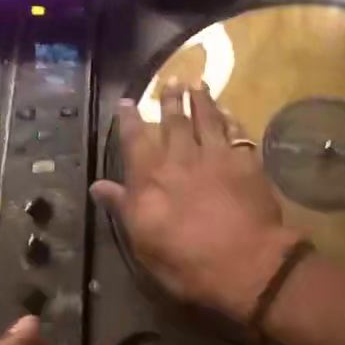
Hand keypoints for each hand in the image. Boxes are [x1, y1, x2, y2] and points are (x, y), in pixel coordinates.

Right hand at [91, 81, 303, 321]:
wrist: (246, 263)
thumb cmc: (187, 262)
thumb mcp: (143, 242)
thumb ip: (123, 208)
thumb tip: (98, 186)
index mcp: (151, 179)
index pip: (135, 142)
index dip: (130, 121)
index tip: (127, 102)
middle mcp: (181, 160)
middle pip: (174, 123)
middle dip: (170, 100)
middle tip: (170, 81)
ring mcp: (216, 158)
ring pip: (207, 120)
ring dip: (201, 101)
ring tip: (198, 84)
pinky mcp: (247, 164)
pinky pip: (237, 134)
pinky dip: (232, 120)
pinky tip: (229, 113)